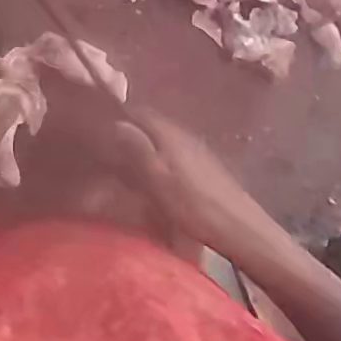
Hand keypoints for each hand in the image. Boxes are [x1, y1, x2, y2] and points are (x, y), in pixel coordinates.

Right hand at [105, 109, 289, 264]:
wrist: (241, 230)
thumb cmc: (194, 206)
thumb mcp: (157, 179)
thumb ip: (137, 148)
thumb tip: (117, 122)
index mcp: (169, 132)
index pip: (139, 111)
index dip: (119, 115)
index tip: (99, 125)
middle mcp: (183, 133)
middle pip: (151, 122)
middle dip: (131, 128)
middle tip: (108, 144)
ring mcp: (197, 148)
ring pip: (163, 136)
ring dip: (145, 142)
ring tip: (127, 159)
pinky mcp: (206, 165)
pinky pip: (174, 150)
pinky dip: (160, 155)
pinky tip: (155, 173)